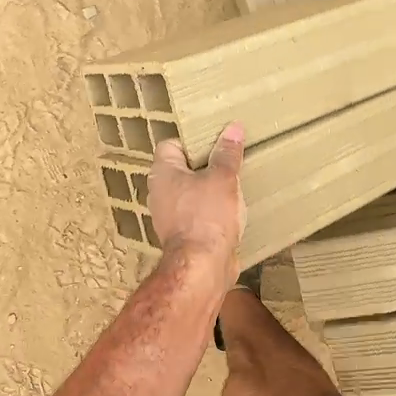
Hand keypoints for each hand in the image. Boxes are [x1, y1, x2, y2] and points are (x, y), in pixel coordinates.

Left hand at [147, 122, 245, 279]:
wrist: (202, 267)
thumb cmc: (207, 216)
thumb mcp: (223, 178)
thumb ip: (227, 153)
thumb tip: (233, 128)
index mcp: (163, 173)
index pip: (171, 145)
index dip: (193, 141)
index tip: (216, 142)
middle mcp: (160, 193)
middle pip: (182, 169)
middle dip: (205, 166)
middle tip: (229, 161)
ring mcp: (169, 217)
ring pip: (191, 194)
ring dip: (210, 191)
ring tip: (234, 185)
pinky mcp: (183, 236)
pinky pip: (197, 216)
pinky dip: (211, 212)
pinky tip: (231, 211)